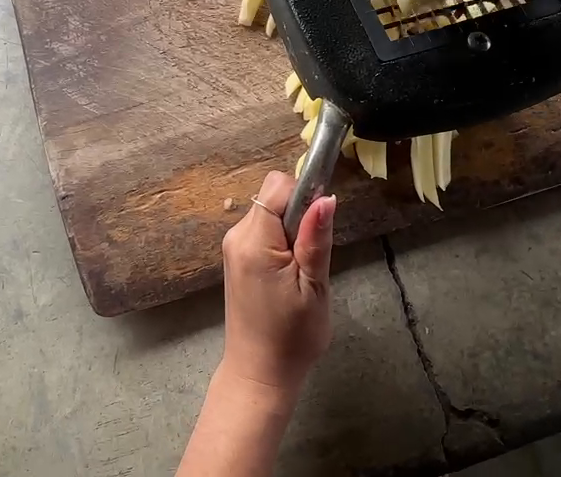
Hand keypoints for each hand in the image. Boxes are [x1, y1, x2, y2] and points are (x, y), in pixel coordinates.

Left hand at [220, 171, 336, 397]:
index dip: (305, 194)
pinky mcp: (237, 255)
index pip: (278, 187)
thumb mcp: (314, 288)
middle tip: (310, 259)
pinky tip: (288, 274)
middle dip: (299, 215)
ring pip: (270, 212)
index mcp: (254, 241)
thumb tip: (326, 197)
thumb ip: (317, 239)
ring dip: (291, 230)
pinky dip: (281, 241)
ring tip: (300, 272)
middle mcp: (237, 235)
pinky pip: (264, 229)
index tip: (320, 224)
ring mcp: (234, 245)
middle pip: (273, 196)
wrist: (259, 374)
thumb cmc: (292, 338)